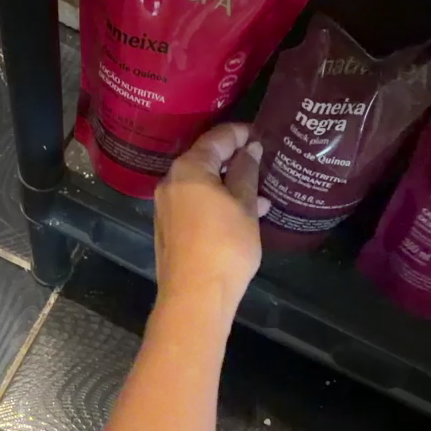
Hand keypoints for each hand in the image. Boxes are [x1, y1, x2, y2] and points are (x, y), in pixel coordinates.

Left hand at [152, 123, 268, 317]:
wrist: (195, 296)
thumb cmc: (225, 246)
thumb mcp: (244, 206)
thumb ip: (246, 173)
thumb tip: (250, 149)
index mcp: (188, 169)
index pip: (217, 137)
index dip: (242, 133)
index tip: (264, 136)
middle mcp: (170, 183)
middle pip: (205, 161)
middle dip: (235, 162)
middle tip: (264, 166)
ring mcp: (166, 208)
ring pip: (201, 186)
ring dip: (229, 187)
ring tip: (261, 197)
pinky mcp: (168, 230)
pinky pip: (195, 205)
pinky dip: (217, 204)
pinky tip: (241, 217)